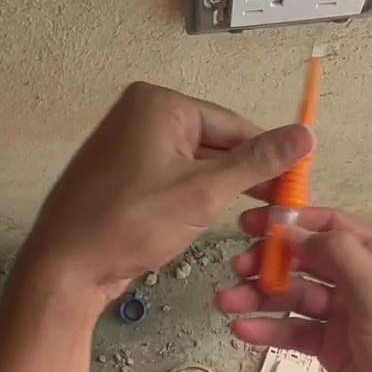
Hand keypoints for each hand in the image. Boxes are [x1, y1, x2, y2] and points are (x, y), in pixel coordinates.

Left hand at [21, 83, 312, 303]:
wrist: (66, 267)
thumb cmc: (128, 223)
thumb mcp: (203, 192)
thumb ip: (256, 163)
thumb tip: (305, 136)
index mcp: (159, 103)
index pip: (233, 125)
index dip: (268, 157)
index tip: (296, 185)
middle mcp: (141, 115)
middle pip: (214, 142)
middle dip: (244, 175)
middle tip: (278, 207)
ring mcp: (129, 145)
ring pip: (195, 163)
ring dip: (221, 189)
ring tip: (253, 217)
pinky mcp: (123, 175)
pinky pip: (172, 177)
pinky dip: (194, 197)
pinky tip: (209, 218)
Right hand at [215, 206, 371, 371]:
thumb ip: (341, 256)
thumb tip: (296, 229)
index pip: (334, 227)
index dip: (292, 221)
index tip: (249, 224)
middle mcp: (369, 286)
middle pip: (310, 261)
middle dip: (271, 262)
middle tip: (234, 267)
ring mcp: (351, 322)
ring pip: (298, 299)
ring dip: (261, 298)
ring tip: (224, 303)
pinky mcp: (336, 354)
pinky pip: (298, 333)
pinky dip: (271, 331)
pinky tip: (242, 331)